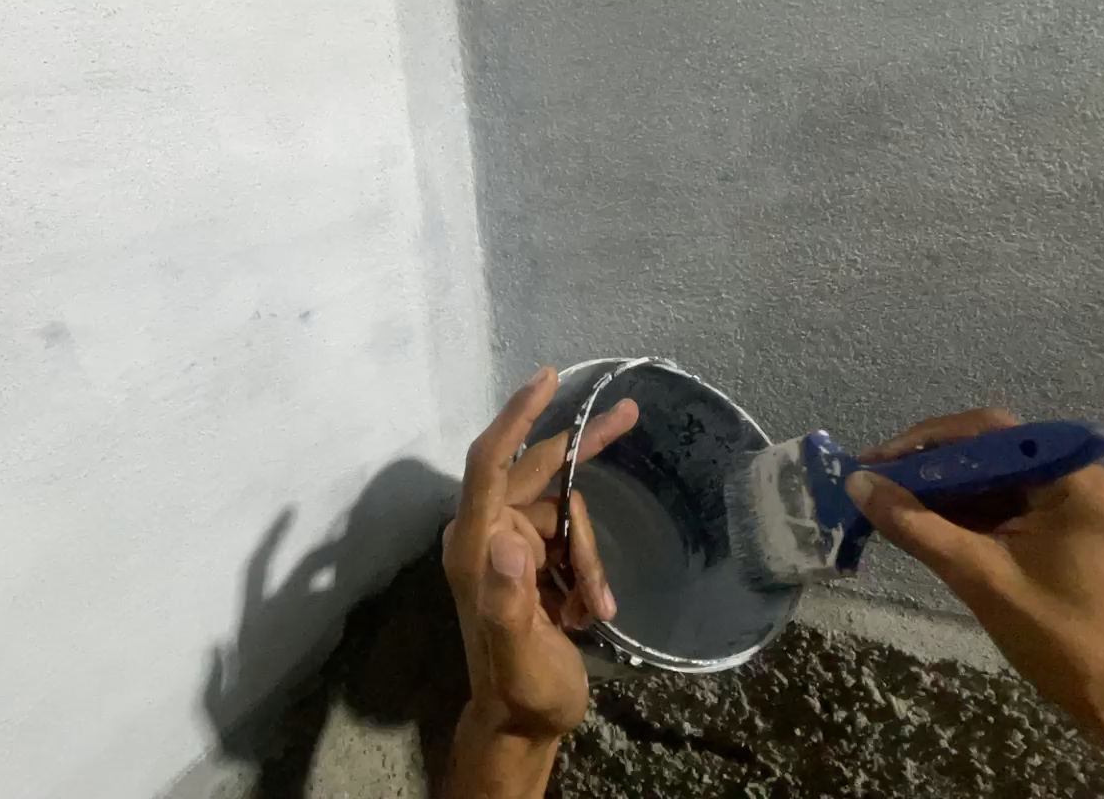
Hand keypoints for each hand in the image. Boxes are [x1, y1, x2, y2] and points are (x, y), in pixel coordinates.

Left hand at [440, 366, 638, 798]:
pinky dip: (588, 566)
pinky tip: (590, 607)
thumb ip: (507, 603)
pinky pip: (571, 537)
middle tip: (628, 415)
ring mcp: (512, 542)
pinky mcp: (533, 555)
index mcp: (474, 544)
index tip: (547, 379)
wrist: (525, 724)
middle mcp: (489, 532)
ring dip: (588, 556)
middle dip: (583, 451)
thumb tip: (507, 542)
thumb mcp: (519, 658)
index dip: (516, 417)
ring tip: (595, 606)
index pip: (489, 462)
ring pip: (565, 512)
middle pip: (538, 470)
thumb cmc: (521, 691)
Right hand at [848, 409, 1103, 798]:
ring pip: (1006, 480)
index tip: (876, 462)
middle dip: (935, 469)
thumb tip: (856, 482)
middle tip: (881, 485)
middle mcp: (1096, 481)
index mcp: (1081, 483)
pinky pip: (1023, 504)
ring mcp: (1097, 507)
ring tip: (900, 507)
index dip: (925, 442)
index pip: (990, 433)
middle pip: (997, 454)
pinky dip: (980, 513)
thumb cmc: (1065, 642)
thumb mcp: (977, 577)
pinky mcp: (1092, 532)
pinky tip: (940, 527)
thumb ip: (913, 523)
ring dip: (954, 492)